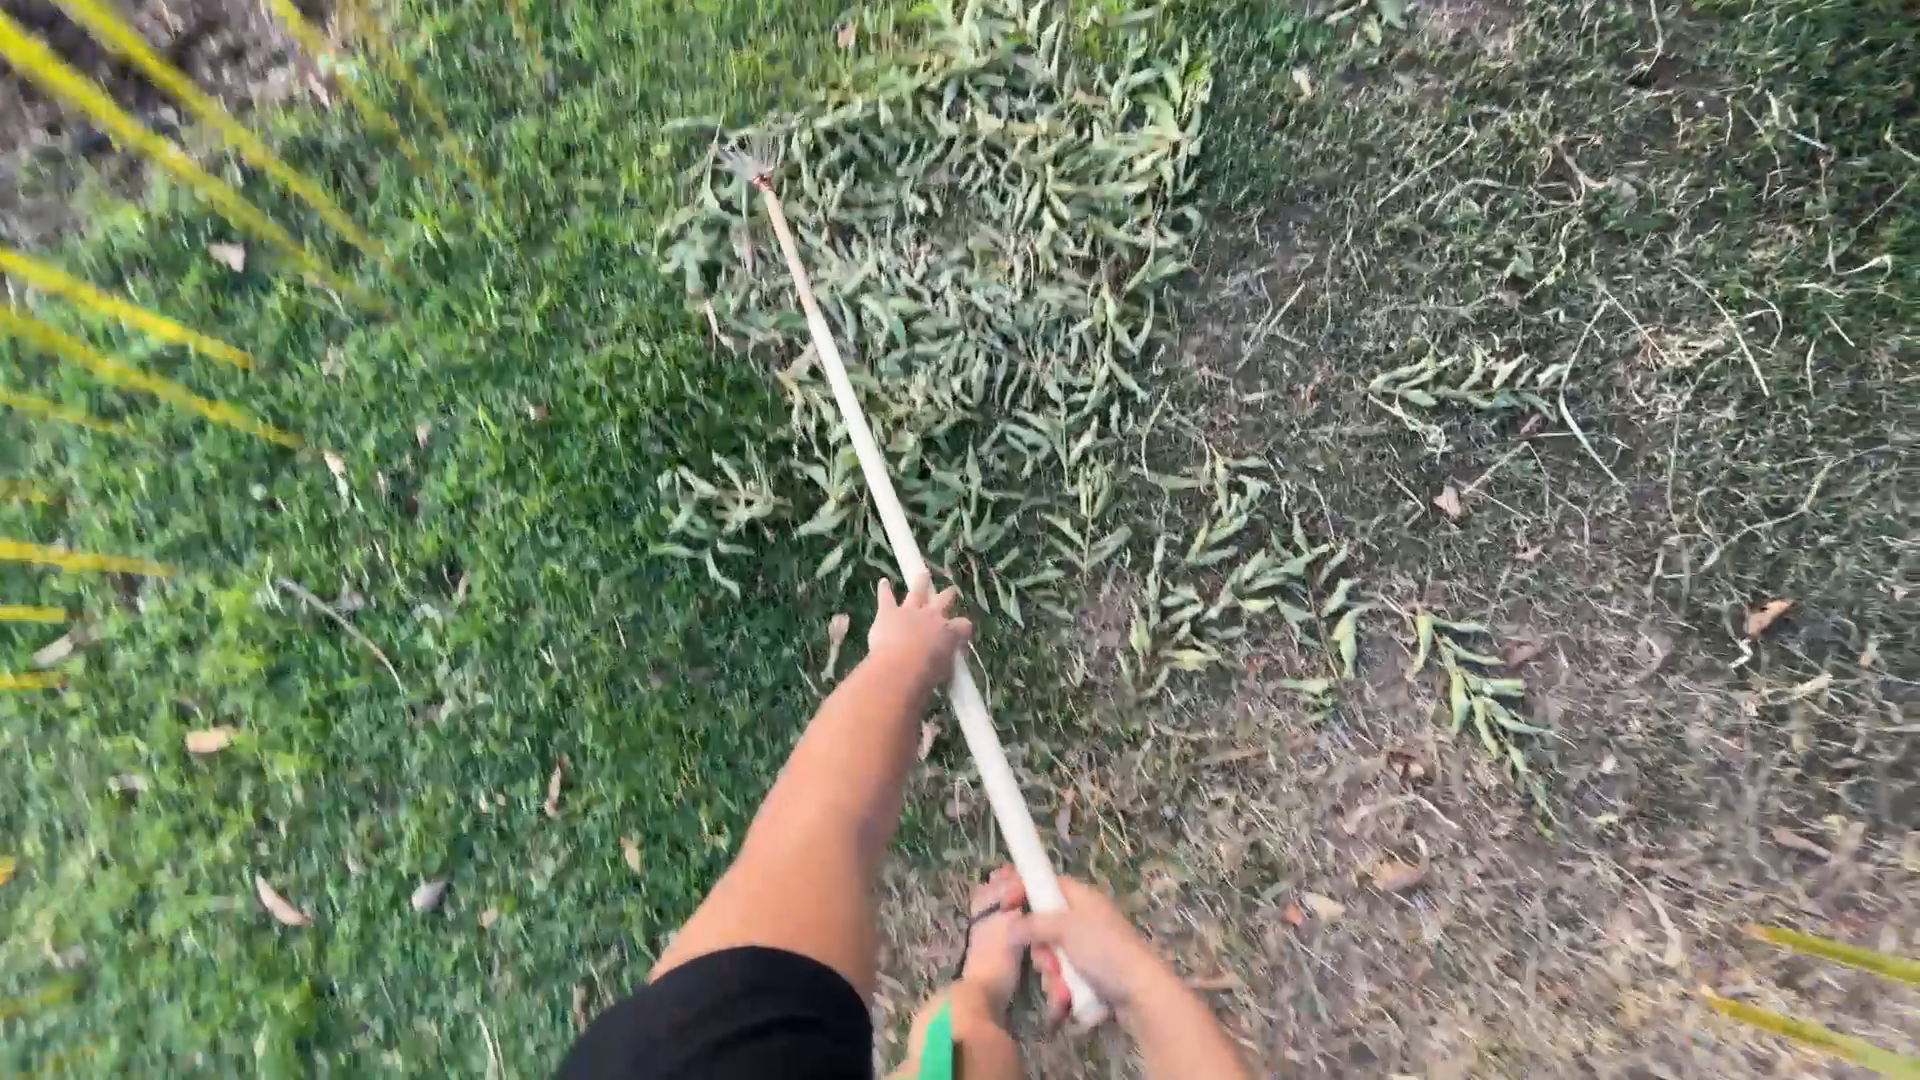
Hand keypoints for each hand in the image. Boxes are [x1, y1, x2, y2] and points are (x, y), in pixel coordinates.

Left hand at [866, 574, 972, 684]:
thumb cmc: (926, 674)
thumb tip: (946, 666)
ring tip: (923, 575)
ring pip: (917, 592)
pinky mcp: (889, 612)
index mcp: (948, 631)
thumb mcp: (945, 672)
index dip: (964, 630)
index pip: (963, 625)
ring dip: (921, 583)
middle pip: (943, 600)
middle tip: (950, 591)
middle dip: (947, 595)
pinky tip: (883, 582)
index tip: (962, 637)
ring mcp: (910, 611)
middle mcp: (931, 616)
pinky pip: (886, 597)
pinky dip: (884, 589)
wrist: (901, 667)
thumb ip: (946, 664)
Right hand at [1018, 876, 1170, 1019]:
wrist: (1142, 992)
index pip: (1046, 883)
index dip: (1025, 890)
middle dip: (1041, 949)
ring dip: (1052, 974)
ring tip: (1062, 987)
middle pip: (1045, 925)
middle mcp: (1084, 919)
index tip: (1005, 904)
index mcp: (1082, 898)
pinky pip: (1066, 977)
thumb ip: (1033, 924)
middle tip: (1047, 959)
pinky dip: (1063, 989)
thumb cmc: (1104, 949)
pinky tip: (1067, 1000)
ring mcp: (1089, 948)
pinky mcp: (1093, 975)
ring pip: (1053, 956)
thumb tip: (1010, 928)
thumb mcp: (1065, 928)